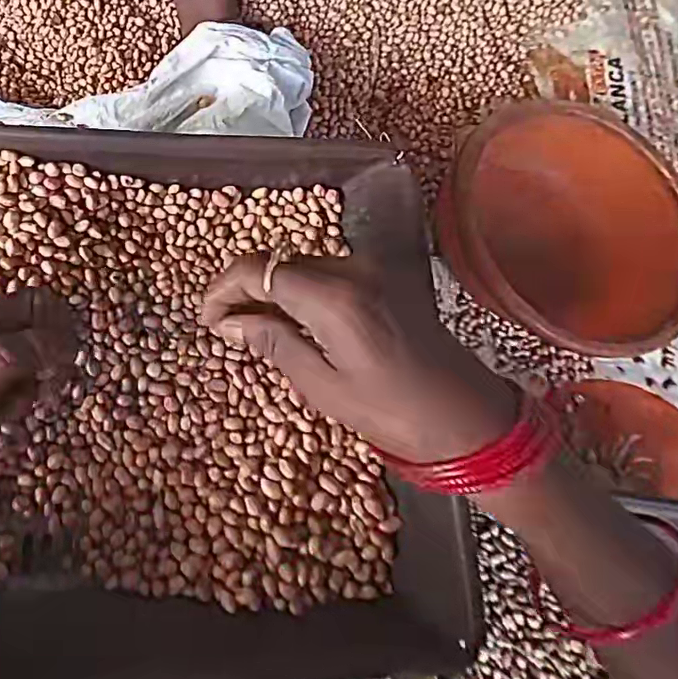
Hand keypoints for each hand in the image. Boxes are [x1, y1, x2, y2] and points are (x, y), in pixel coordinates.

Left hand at [0, 289, 78, 579]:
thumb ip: (3, 363)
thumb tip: (55, 336)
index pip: (35, 303)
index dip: (59, 332)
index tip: (65, 371)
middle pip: (33, 327)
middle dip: (49, 360)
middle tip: (39, 398)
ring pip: (26, 357)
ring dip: (35, 385)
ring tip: (14, 417)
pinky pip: (10, 383)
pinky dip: (18, 401)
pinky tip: (3, 425)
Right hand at [198, 254, 517, 464]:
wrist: (470, 415)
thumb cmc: (395, 412)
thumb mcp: (323, 387)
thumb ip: (272, 343)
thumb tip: (229, 323)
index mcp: (334, 300)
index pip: (258, 271)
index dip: (222, 289)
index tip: (207, 318)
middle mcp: (351, 271)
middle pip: (274, 263)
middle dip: (241, 290)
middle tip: (225, 328)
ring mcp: (369, 270)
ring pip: (295, 265)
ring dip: (266, 290)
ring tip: (251, 329)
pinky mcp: (380, 277)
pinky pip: (320, 273)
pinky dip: (294, 290)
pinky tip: (286, 321)